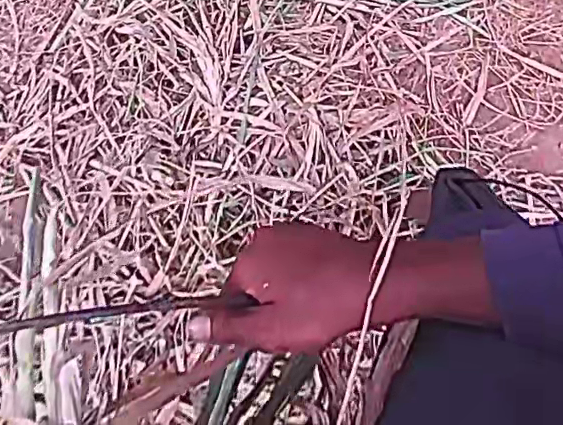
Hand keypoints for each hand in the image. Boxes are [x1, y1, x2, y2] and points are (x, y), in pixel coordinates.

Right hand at [186, 224, 383, 351]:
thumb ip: (231, 328)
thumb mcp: (272, 329)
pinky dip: (298, 276)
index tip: (265, 331)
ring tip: (307, 307)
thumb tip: (193, 326)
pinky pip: (289, 259)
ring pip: (270, 272)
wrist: (369, 279)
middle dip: (264, 305)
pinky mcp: (304, 232)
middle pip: (249, 283)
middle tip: (289, 322)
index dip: (246, 321)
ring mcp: (284, 231)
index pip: (228, 299)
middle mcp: (261, 239)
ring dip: (281, 290)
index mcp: (247, 260)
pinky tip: (316, 291)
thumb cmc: (324, 304)